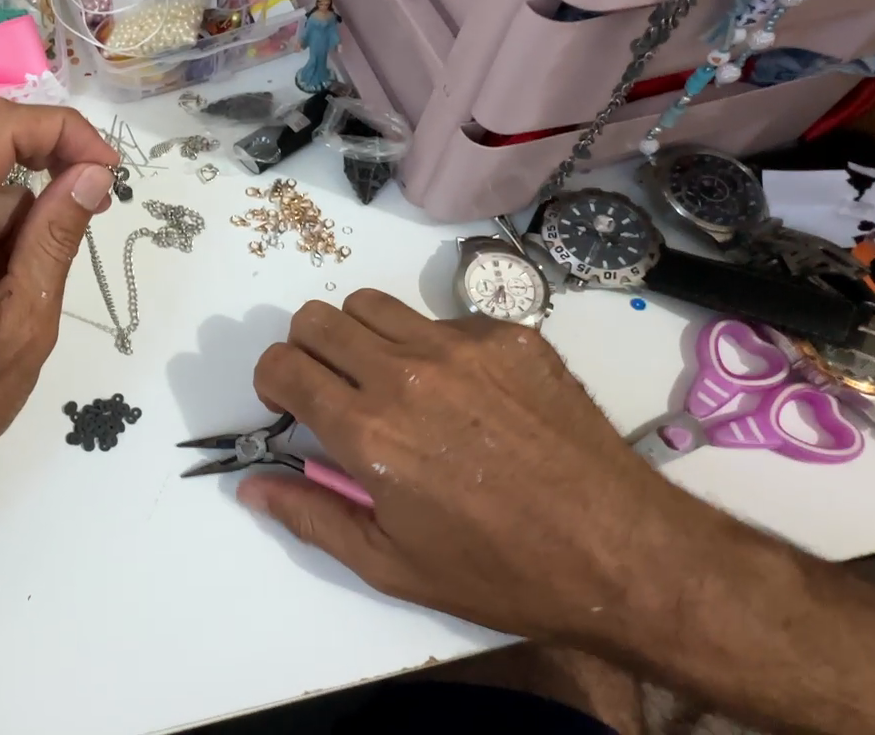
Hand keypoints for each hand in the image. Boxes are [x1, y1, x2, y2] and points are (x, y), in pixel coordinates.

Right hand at [238, 291, 709, 642]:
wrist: (625, 553)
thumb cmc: (497, 571)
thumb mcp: (390, 564)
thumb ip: (310, 515)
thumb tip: (249, 485)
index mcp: (367, 430)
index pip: (281, 364)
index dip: (272, 382)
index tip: (290, 404)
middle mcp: (404, 372)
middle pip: (315, 318)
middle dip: (306, 350)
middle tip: (333, 388)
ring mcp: (459, 346)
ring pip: (369, 303)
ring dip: (360, 336)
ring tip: (389, 378)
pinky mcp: (507, 335)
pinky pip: (439, 318)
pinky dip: (429, 345)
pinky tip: (464, 392)